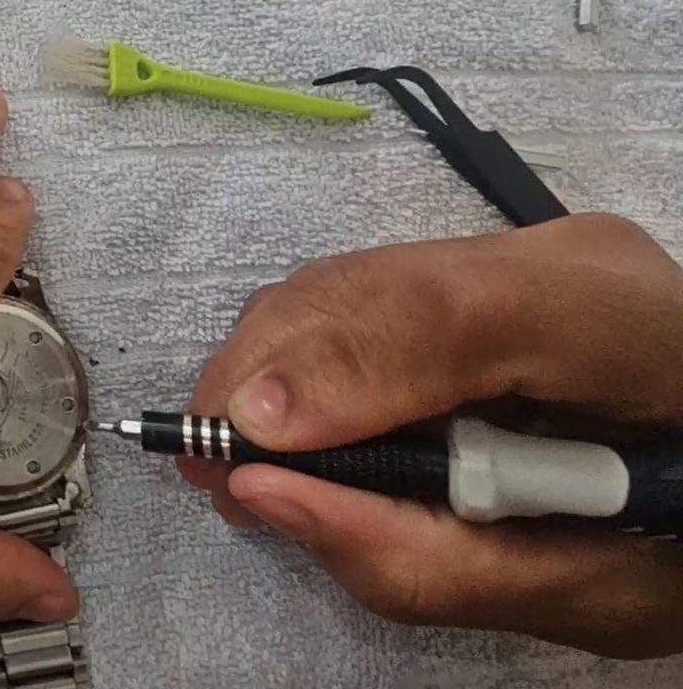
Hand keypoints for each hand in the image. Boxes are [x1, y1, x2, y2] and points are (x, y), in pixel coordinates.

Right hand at [180, 213, 682, 658]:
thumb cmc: (669, 542)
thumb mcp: (581, 592)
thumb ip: (422, 557)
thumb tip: (255, 489)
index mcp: (627, 332)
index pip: (460, 315)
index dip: (338, 369)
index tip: (251, 448)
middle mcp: (545, 261)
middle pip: (352, 293)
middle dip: (260, 381)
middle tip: (209, 471)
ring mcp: (487, 252)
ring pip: (320, 290)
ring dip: (257, 373)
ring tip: (234, 453)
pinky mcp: (439, 266)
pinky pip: (322, 300)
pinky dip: (282, 361)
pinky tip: (279, 417)